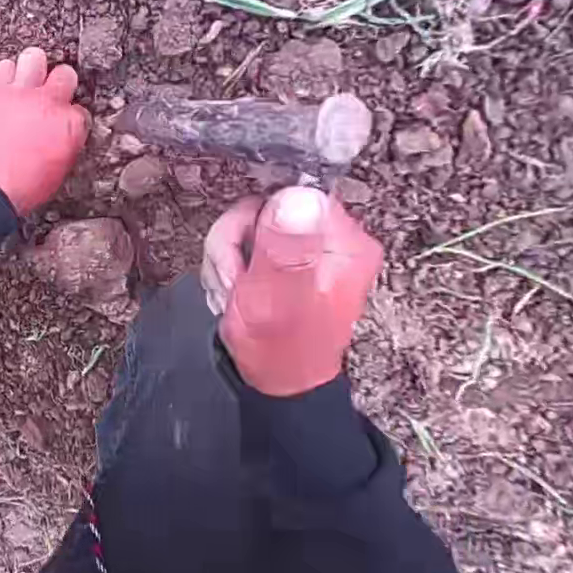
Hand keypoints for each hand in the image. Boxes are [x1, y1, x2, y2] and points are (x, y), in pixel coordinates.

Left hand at [0, 47, 88, 214]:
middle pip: (65, 72)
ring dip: (33, 69)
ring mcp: (20, 92)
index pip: (80, 106)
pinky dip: (6, 74)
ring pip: (34, 58)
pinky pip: (3, 67)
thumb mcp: (62, 163)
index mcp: (70, 123)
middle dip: (60, 81)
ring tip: (28, 82)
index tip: (63, 117)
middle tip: (52, 91)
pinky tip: (7, 87)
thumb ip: (67, 136)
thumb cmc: (26, 182)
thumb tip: (65, 126)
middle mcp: (48, 102)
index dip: (71, 112)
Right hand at [206, 187, 382, 396]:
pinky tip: (235, 290)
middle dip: (235, 242)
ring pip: (248, 220)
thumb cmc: (280, 349)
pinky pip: (244, 238)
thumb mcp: (276, 301)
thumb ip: (285, 251)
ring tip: (234, 291)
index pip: (292, 191)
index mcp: (345, 244)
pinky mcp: (287, 253)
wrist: (275, 381)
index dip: (258, 218)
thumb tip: (298, 197)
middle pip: (266, 204)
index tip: (249, 253)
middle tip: (236, 280)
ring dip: (227, 256)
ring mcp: (308, 245)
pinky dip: (229, 263)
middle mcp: (331, 238)